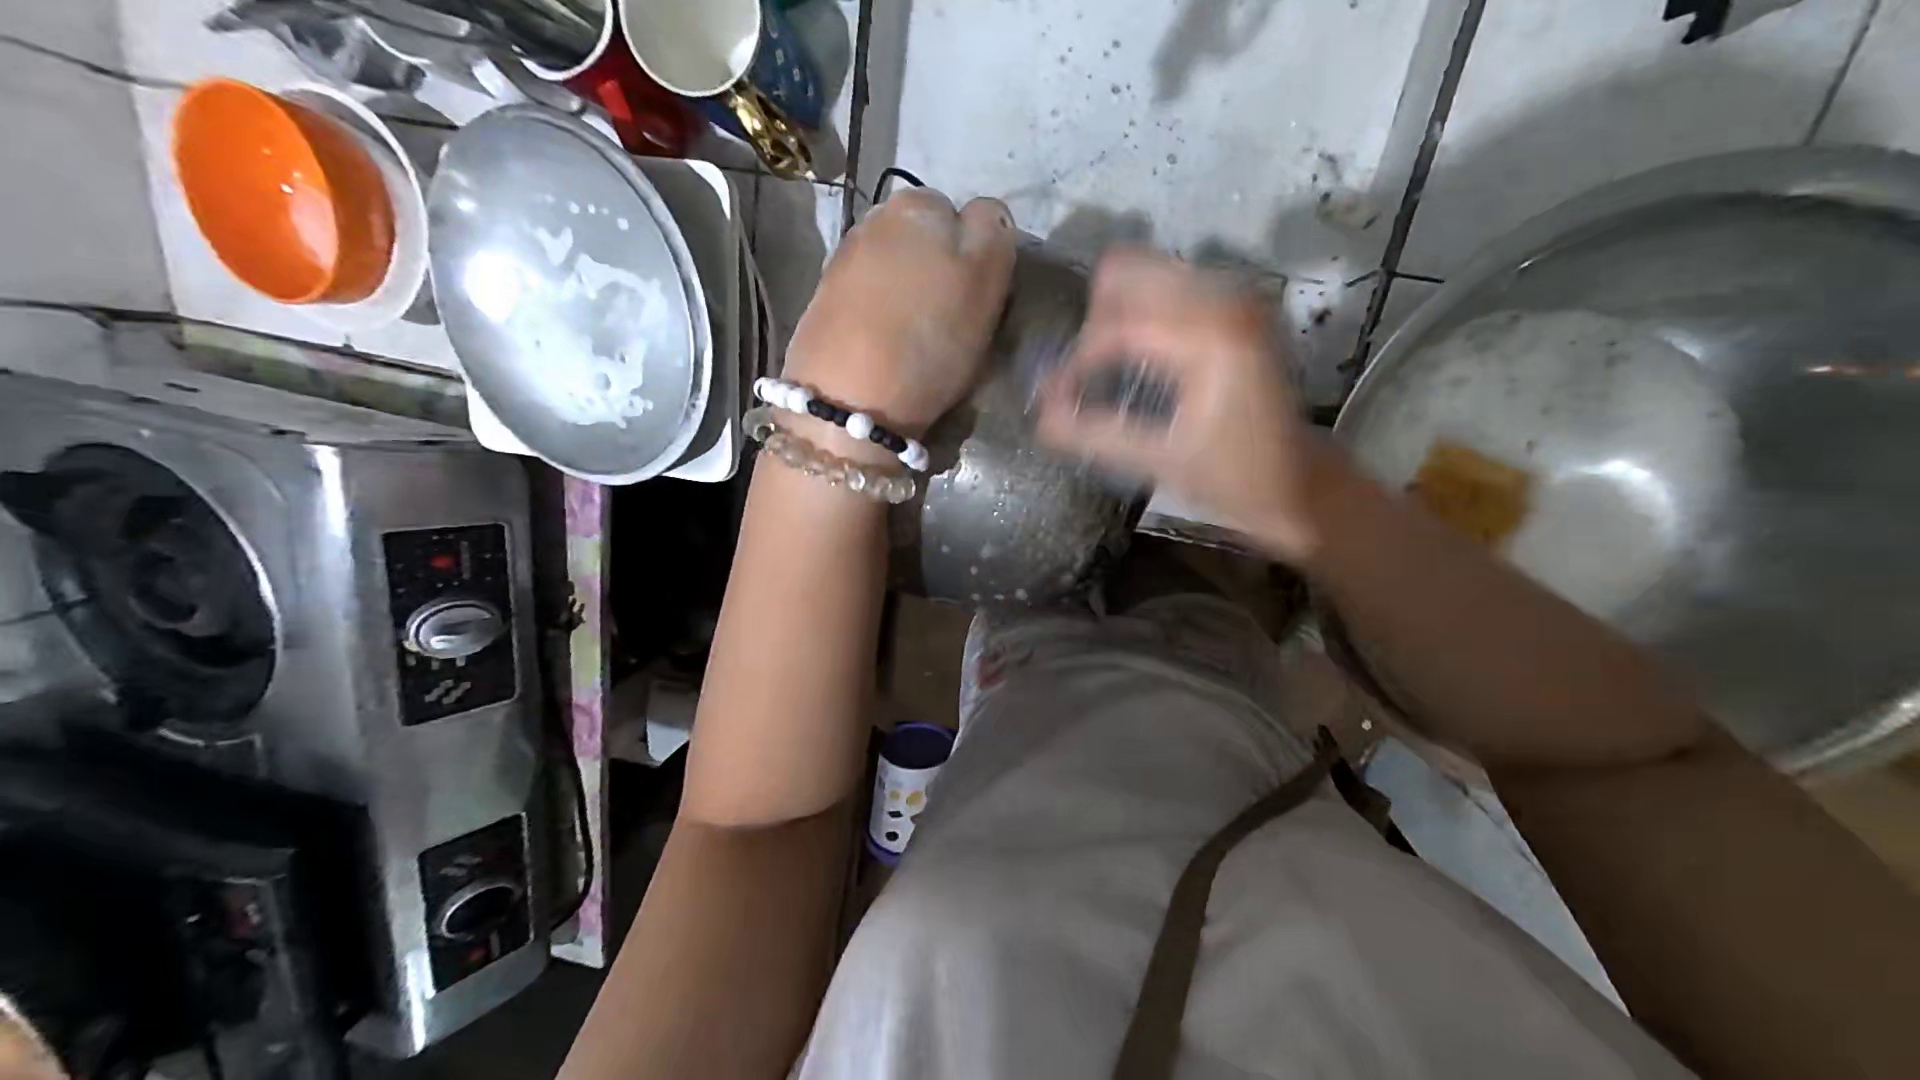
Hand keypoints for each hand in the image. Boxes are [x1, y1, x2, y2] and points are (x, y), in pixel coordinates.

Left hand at [781, 189, 1016, 436]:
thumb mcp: (985, 283)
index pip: (976, 218)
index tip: (979, 297)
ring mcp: (848, 253)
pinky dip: (879, 305)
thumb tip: (984, 218)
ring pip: (899, 261)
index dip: (982, 259)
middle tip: (946, 315)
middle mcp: (881, 216)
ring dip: (908, 284)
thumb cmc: (929, 343)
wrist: (847, 399)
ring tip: (910, 331)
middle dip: (940, 265)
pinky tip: (880, 339)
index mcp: (925, 206)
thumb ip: (991, 234)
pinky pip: (869, 288)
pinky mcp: (825, 291)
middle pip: (931, 237)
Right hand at [1035, 249, 1325, 560]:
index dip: (1077, 358)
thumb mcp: (1161, 463)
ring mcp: (1237, 298)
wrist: (1300, 482)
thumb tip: (1041, 418)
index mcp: (1209, 340)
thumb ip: (1097, 435)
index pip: (1117, 326)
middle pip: (1132, 271)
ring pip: (1152, 271)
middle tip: (1084, 371)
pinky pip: (1175, 283)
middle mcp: (1225, 302)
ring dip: (1118, 310)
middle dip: (1097, 320)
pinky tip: (1139, 354)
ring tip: (1105, 364)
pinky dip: (1145, 308)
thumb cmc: (1236, 478)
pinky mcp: (1240, 307)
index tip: (1053, 395)